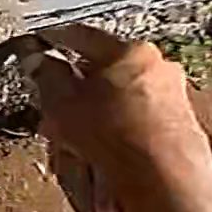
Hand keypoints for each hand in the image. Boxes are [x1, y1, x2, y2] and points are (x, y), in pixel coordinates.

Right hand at [31, 25, 211, 197]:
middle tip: (48, 103)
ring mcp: (170, 95)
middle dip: (71, 87)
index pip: (81, 36)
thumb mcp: (59, 101)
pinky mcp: (175, 123)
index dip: (51, 40)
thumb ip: (45, 75)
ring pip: (113, 95)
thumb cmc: (112, 133)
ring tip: (68, 135)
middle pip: (100, 69)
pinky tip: (94, 148)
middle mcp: (157, 66)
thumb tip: (36, 60)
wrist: (159, 175)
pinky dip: (109, 127)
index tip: (37, 45)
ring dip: (88, 110)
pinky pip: (129, 117)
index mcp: (129, 51)